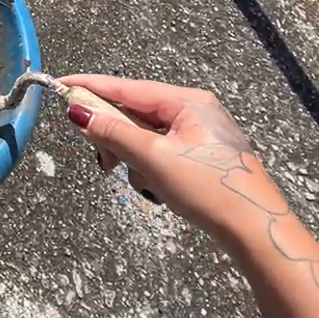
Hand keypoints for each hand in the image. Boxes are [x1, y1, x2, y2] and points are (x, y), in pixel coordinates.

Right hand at [59, 75, 295, 247]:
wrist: (258, 233)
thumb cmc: (208, 188)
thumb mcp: (152, 157)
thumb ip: (111, 131)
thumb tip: (76, 111)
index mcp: (186, 101)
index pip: (126, 87)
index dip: (90, 86)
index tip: (59, 84)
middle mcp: (193, 110)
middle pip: (133, 111)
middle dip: (113, 134)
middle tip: (103, 159)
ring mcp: (198, 133)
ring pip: (143, 134)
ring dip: (130, 155)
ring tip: (136, 178)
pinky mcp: (200, 156)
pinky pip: (157, 149)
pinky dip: (147, 164)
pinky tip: (153, 184)